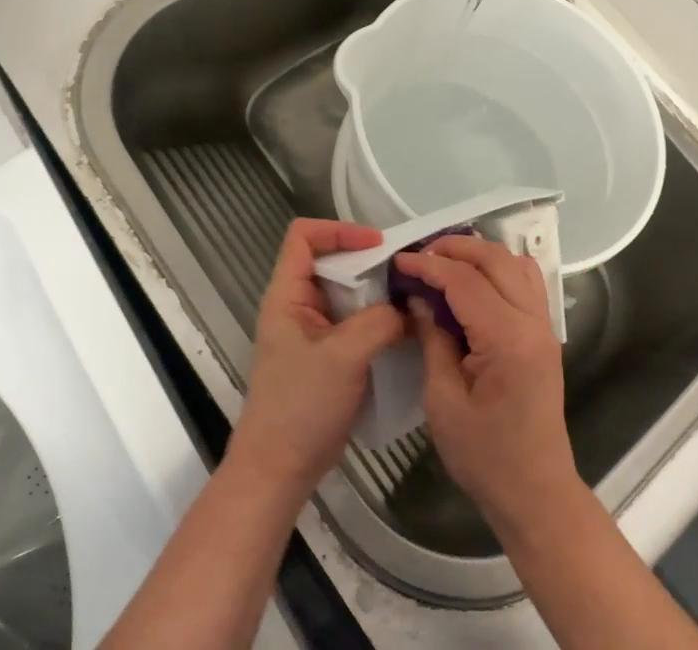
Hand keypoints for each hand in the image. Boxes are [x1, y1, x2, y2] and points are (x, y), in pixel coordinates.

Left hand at [226, 218, 406, 493]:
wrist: (280, 468)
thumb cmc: (301, 406)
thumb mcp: (343, 356)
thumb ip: (379, 322)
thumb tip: (409, 309)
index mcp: (287, 295)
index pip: (304, 237)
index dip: (339, 230)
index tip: (379, 245)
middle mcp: (299, 307)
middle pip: (333, 264)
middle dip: (371, 264)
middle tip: (411, 275)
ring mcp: (314, 333)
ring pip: (349, 296)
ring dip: (380, 296)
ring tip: (417, 301)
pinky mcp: (330, 357)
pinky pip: (357, 325)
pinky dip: (381, 322)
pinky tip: (409, 332)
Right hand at [394, 236, 579, 527]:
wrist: (534, 490)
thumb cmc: (484, 456)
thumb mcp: (443, 401)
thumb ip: (433, 341)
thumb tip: (420, 299)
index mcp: (508, 340)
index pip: (466, 282)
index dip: (430, 266)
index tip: (399, 262)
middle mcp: (533, 323)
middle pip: (496, 260)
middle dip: (456, 248)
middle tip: (419, 255)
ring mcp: (545, 328)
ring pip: (516, 265)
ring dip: (480, 255)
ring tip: (443, 263)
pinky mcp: (544, 336)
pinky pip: (526, 284)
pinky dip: (499, 271)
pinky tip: (472, 284)